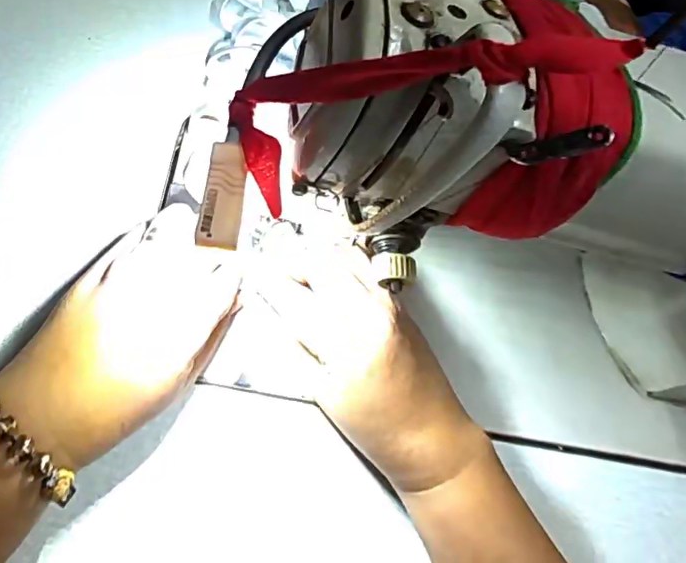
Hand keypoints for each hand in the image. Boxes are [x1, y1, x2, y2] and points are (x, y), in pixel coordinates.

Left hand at [0, 205, 239, 469]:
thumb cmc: (110, 412)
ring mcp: (125, 277)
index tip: (235, 275)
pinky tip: (157, 242)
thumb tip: (237, 299)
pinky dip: (153, 232)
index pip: (229, 275)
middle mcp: (157, 295)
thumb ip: (213, 335)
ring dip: (188, 230)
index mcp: (184, 328)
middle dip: (216, 250)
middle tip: (216, 259)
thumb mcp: (176, 383)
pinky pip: (137, 235)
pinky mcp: (97, 269)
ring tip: (191, 237)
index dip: (236, 272)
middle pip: (204, 248)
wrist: (40, 415)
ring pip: (173, 229)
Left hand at [254, 237, 488, 493]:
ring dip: (274, 291)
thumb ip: (375, 296)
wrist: (427, 438)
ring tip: (259, 281)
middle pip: (318, 278)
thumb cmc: (422, 383)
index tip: (306, 246)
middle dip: (292, 264)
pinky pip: (291, 355)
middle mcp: (364, 327)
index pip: (345, 260)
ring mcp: (343, 359)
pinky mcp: (325, 391)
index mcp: (386, 308)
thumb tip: (344, 270)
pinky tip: (263, 322)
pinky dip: (274, 335)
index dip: (320, 248)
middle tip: (277, 261)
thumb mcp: (406, 325)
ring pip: (298, 311)